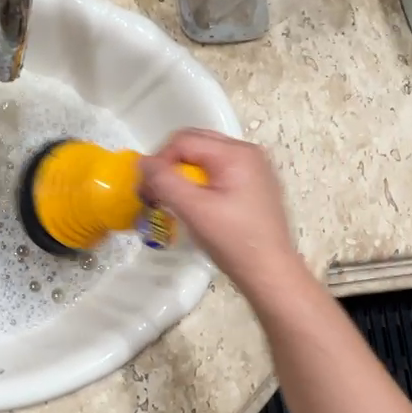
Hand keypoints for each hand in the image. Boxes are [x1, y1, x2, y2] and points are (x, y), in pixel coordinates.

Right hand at [140, 129, 307, 299]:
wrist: (269, 272)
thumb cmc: (233, 241)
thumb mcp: (194, 210)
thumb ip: (165, 182)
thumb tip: (143, 162)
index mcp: (236, 153)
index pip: (183, 141)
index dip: (159, 161)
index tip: (148, 190)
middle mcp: (247, 153)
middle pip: (194, 144)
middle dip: (168, 166)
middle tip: (154, 193)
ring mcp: (252, 168)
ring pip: (203, 158)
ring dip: (181, 175)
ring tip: (171, 201)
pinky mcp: (251, 185)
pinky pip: (216, 172)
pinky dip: (197, 183)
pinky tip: (192, 206)